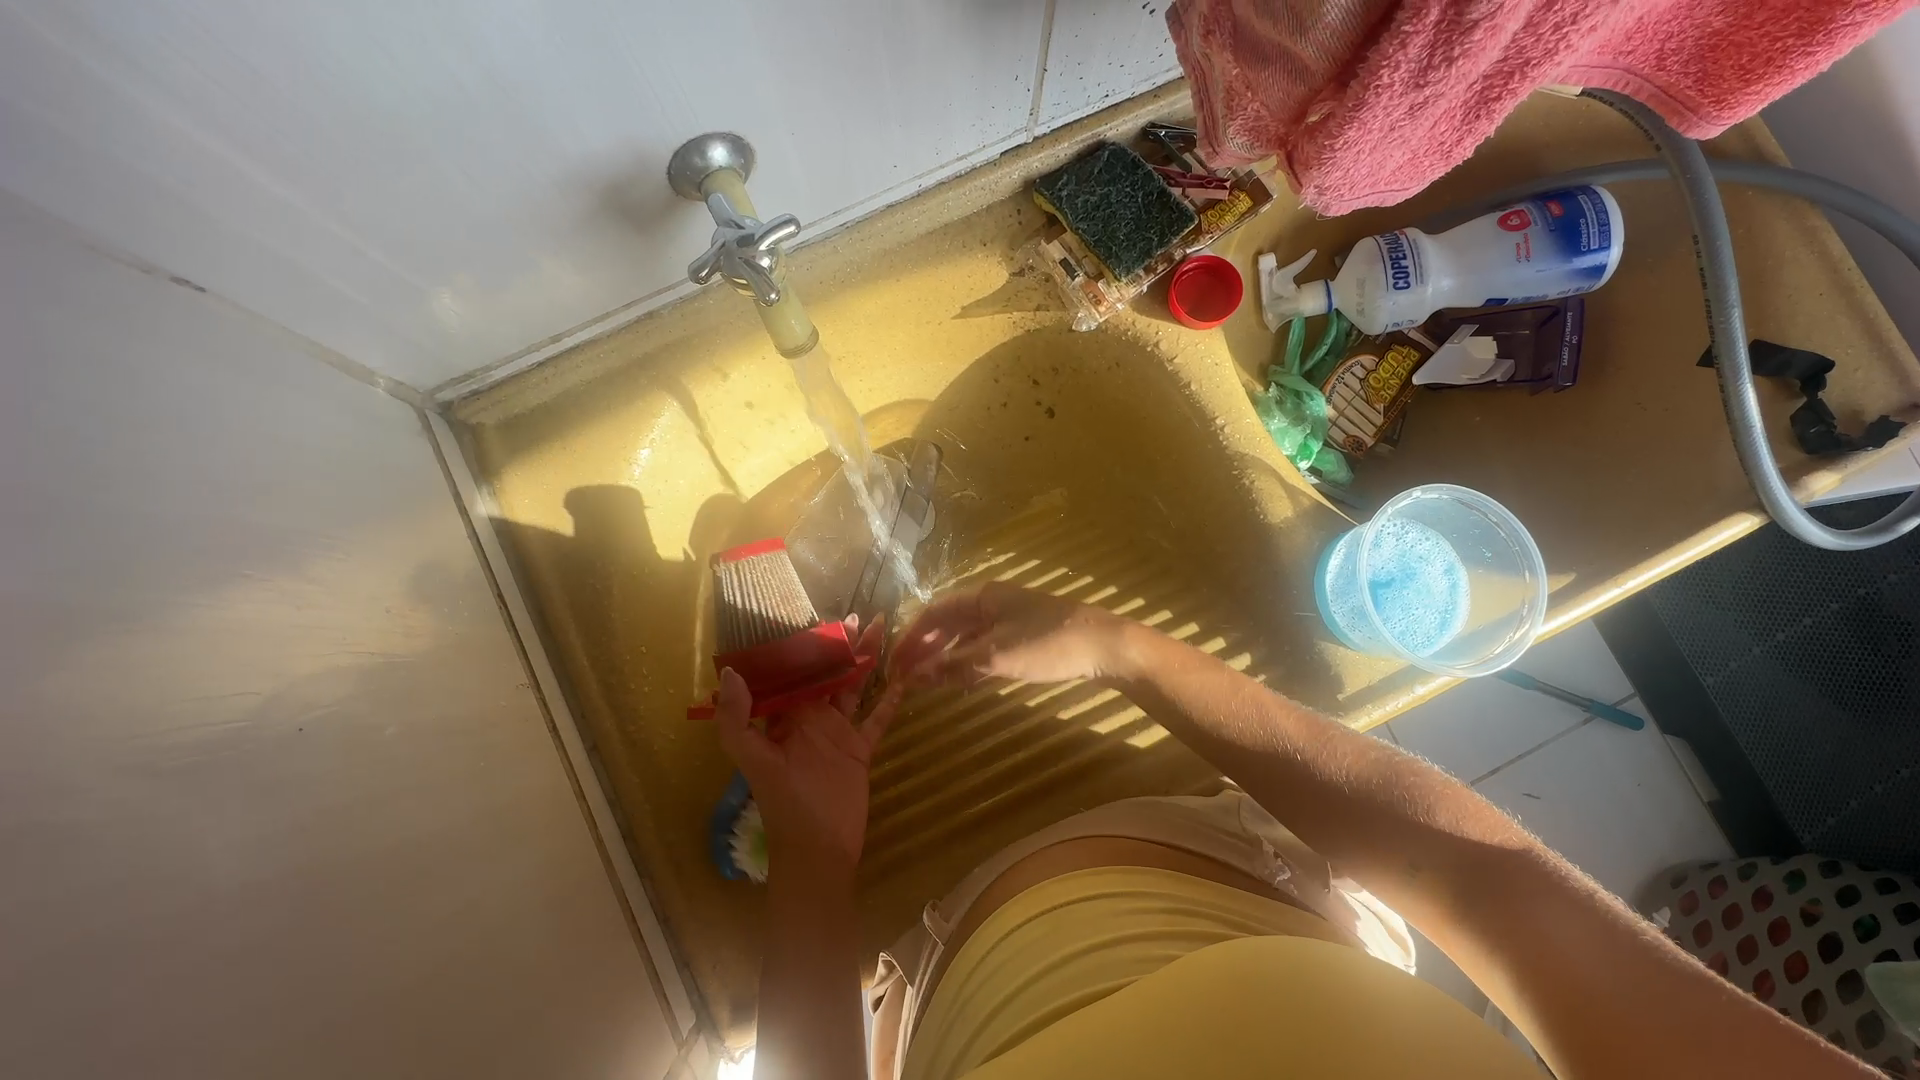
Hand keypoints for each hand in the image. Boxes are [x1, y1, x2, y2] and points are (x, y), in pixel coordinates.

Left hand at [710, 615, 900, 878]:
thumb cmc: (785, 805)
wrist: (819, 850)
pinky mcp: (861, 749)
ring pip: (853, 687)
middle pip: (825, 674)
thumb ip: (736, 720)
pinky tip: (904, 676)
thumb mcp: (754, 761)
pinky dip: (890, 698)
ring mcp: (837, 732)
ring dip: (865, 661)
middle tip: (855, 616)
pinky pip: (877, 718)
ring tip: (880, 630)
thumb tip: (729, 672)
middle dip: (838, 646)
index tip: (813, 618)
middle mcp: (810, 718)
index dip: (800, 646)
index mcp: (782, 718)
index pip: (790, 672)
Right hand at [890, 581, 1131, 686]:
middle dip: (925, 649)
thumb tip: (915, 676)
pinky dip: (969, 663)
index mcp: (982, 597)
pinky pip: (986, 647)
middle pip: (948, 623)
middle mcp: (993, 602)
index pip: (933, 613)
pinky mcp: (1026, 637)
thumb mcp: (996, 657)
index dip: (911, 639)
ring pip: (967, 636)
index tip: (894, 665)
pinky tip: (963, 682)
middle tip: (905, 677)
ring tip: (927, 683)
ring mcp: (1011, 619)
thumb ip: (954, 665)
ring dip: (945, 658)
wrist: (1106, 646)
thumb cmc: (1049, 644)